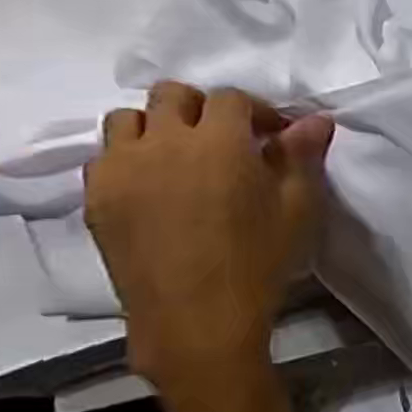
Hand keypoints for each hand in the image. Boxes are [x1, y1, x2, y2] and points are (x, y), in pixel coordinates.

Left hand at [85, 81, 334, 384]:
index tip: (276, 136)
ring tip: (184, 158)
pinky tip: (156, 187)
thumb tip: (315, 119)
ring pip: (129, 119)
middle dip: (204, 109)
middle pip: (173, 95)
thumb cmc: (260, 259)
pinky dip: (131, 157)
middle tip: (229, 141)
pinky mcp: (96, 196)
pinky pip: (106, 156)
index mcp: (219, 142)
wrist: (198, 316)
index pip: (231, 98)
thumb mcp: (299, 207)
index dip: (257, 111)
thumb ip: (302, 156)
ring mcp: (120, 168)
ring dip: (160, 127)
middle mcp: (162, 142)